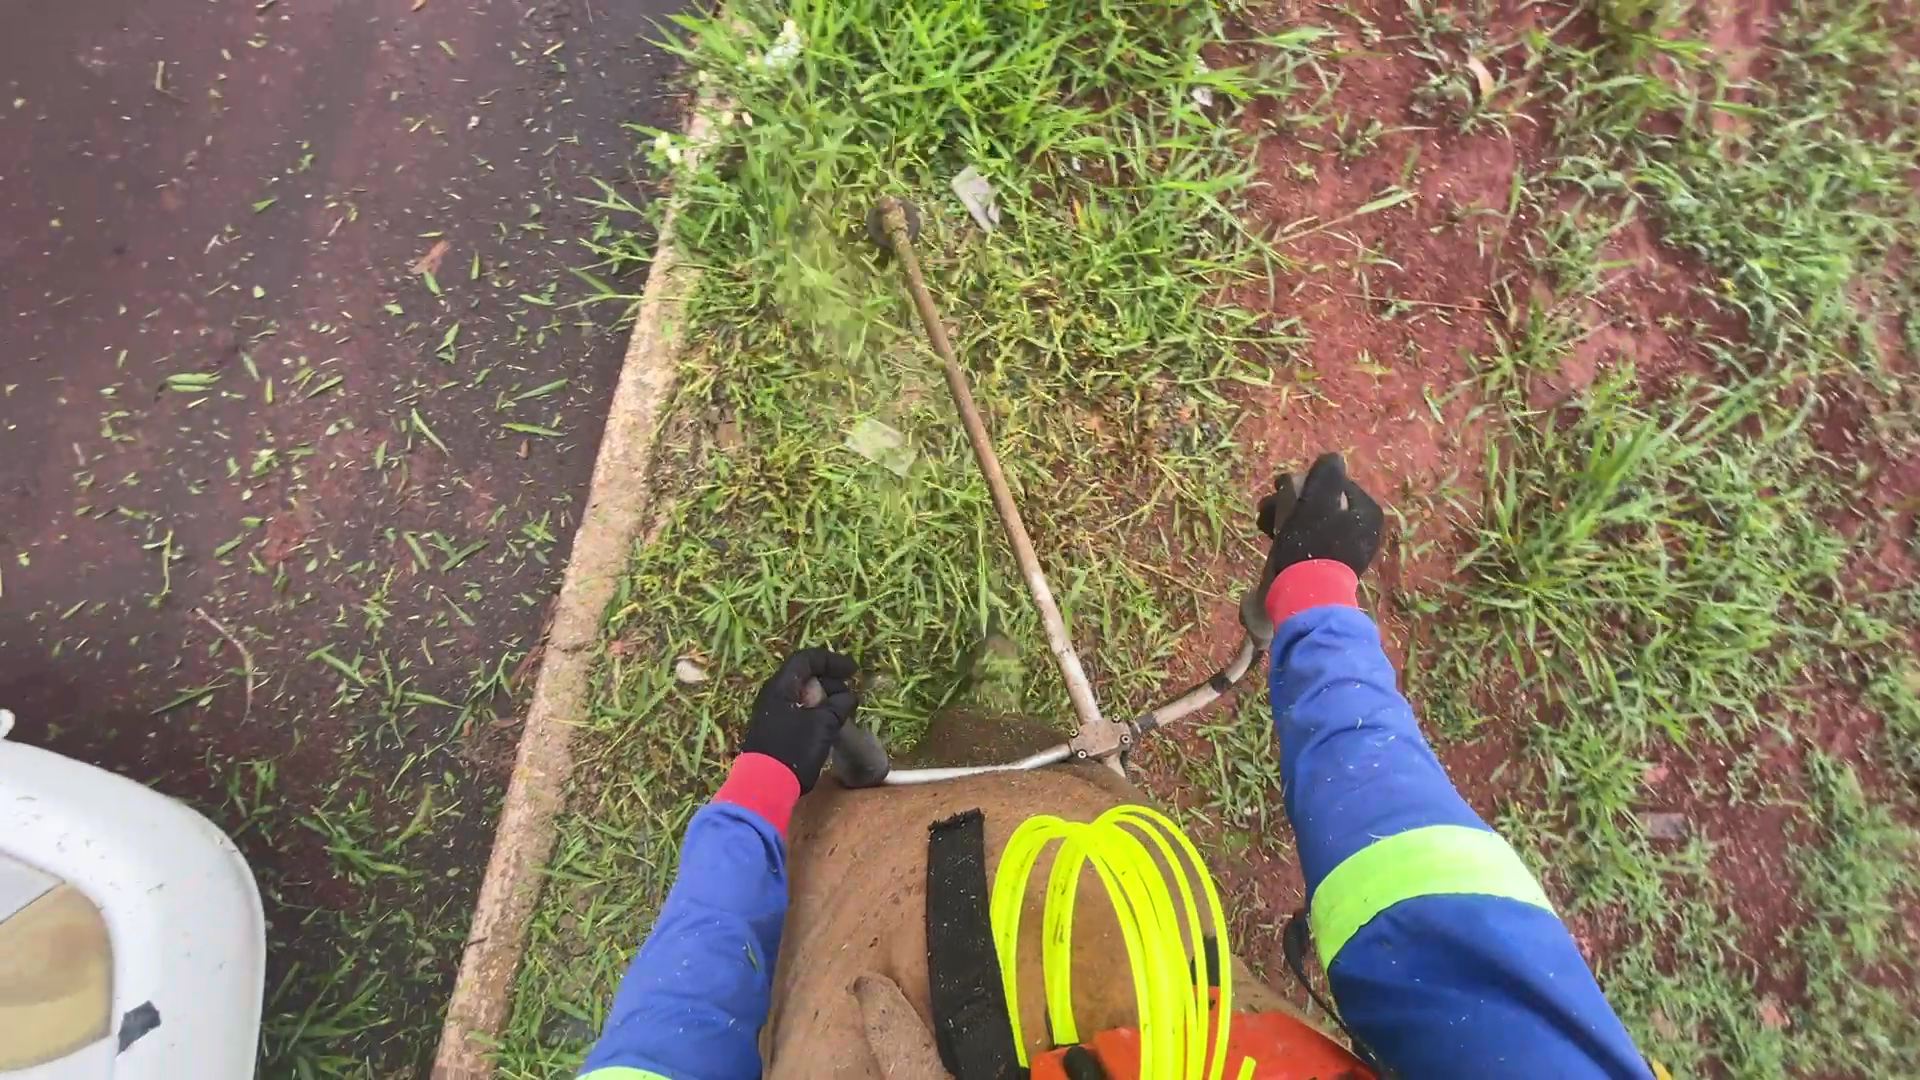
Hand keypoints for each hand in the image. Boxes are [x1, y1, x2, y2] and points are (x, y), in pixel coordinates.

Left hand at [743, 648, 859, 793]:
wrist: (765, 786)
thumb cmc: (794, 749)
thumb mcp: (824, 724)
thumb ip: (839, 705)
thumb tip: (848, 697)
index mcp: (782, 687)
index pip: (807, 659)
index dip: (832, 661)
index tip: (852, 672)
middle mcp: (773, 694)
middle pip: (805, 676)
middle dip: (831, 682)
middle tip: (848, 696)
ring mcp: (771, 712)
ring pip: (802, 695)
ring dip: (825, 699)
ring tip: (842, 713)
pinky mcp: (774, 729)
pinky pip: (798, 710)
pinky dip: (816, 712)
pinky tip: (828, 725)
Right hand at [1259, 452, 1383, 582]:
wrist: (1306, 594)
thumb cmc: (1311, 544)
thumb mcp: (1317, 500)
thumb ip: (1326, 474)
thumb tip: (1332, 458)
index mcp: (1365, 512)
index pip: (1333, 483)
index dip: (1303, 482)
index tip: (1278, 488)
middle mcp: (1362, 530)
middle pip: (1321, 503)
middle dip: (1290, 501)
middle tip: (1265, 509)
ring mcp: (1348, 550)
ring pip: (1312, 521)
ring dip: (1286, 517)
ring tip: (1263, 526)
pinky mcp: (1329, 566)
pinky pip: (1310, 540)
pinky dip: (1292, 536)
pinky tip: (1273, 541)